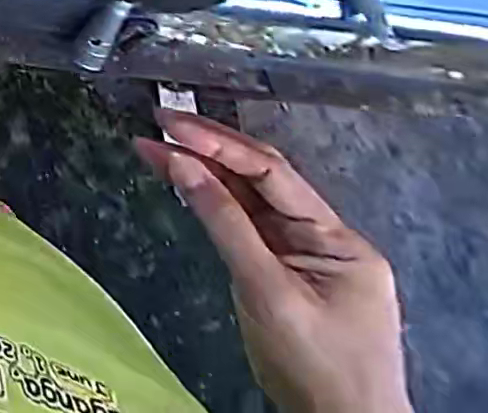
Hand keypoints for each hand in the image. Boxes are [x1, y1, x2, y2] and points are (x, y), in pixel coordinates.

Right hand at [135, 110, 411, 412]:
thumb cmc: (316, 365)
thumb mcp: (267, 291)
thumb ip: (224, 222)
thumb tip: (180, 162)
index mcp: (336, 238)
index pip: (271, 173)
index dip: (219, 142)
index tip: (171, 123)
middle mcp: (320, 234)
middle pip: (258, 176)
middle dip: (207, 146)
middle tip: (158, 121)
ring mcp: (298, 248)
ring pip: (244, 194)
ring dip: (199, 168)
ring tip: (151, 146)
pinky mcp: (276, 263)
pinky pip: (238, 218)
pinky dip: (206, 196)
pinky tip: (177, 177)